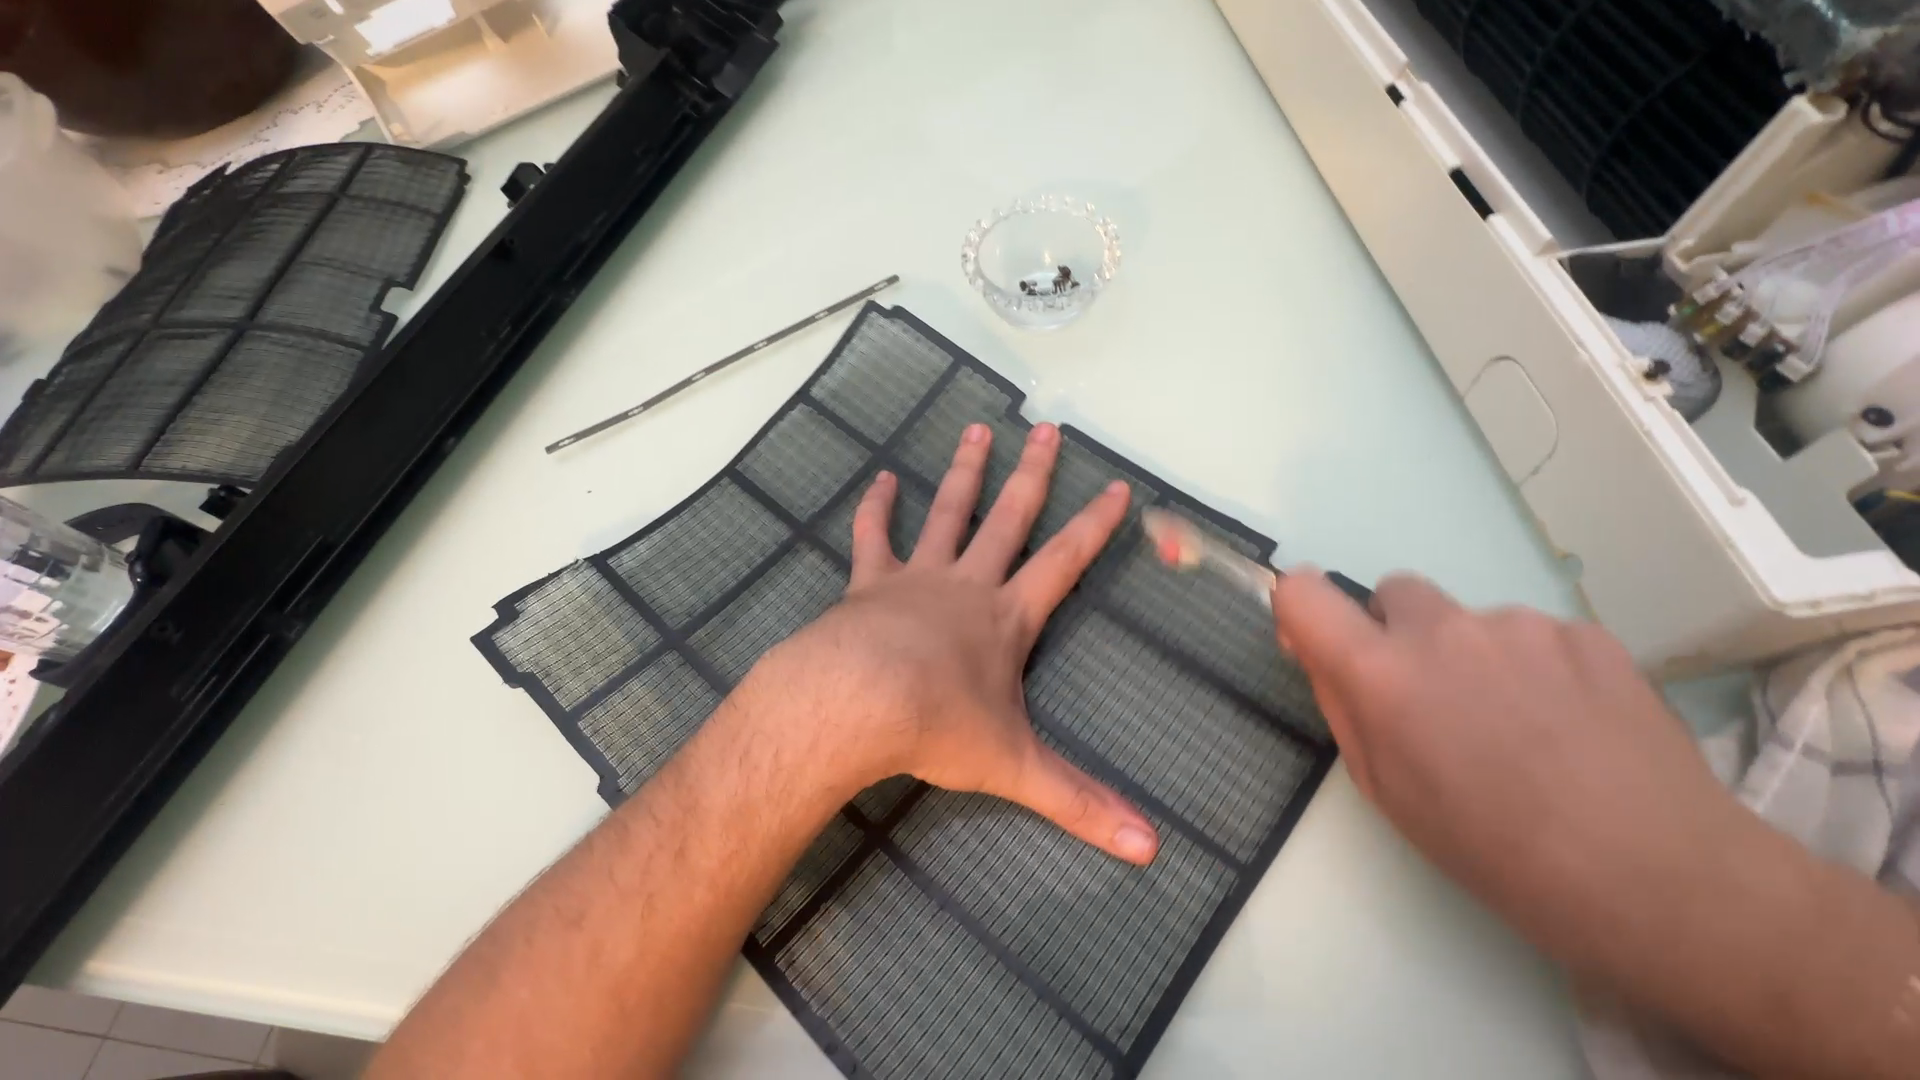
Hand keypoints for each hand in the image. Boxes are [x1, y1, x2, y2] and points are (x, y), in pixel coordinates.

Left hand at [758, 421, 1159, 864]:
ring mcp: (916, 577)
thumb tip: (1150, 849)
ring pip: (948, 512)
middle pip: (1009, 518)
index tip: (1117, 486)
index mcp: (1008, 618)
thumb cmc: (938, 728)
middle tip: (1045, 427)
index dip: (1094, 525)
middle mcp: (967, 584)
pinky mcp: (869, 583)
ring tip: (976, 428)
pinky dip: (879, 507)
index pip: (1065, 562)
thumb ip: (1081, 803)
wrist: (855, 703)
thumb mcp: (1017, 768)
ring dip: (965, 472)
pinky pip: (875, 536)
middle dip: (1031, 474)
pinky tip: (882, 480)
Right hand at [1270, 571, 1756, 972]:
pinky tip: (1570, 726)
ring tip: (1520, 728)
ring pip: (1470, 621)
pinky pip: (1535, 637)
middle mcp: (1442, 628)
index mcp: (1380, 671)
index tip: (1323, 645)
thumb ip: (1343, 705)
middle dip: (1398, 634)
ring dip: (1473, 657)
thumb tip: (1319, 651)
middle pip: (1394, 594)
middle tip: (1434, 701)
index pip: (1303, 592)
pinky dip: (1535, 668)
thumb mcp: (1384, 788)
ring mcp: (1521, 624)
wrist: (1653, 874)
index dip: (1302, 611)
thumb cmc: (1489, 847)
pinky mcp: (1586, 633)